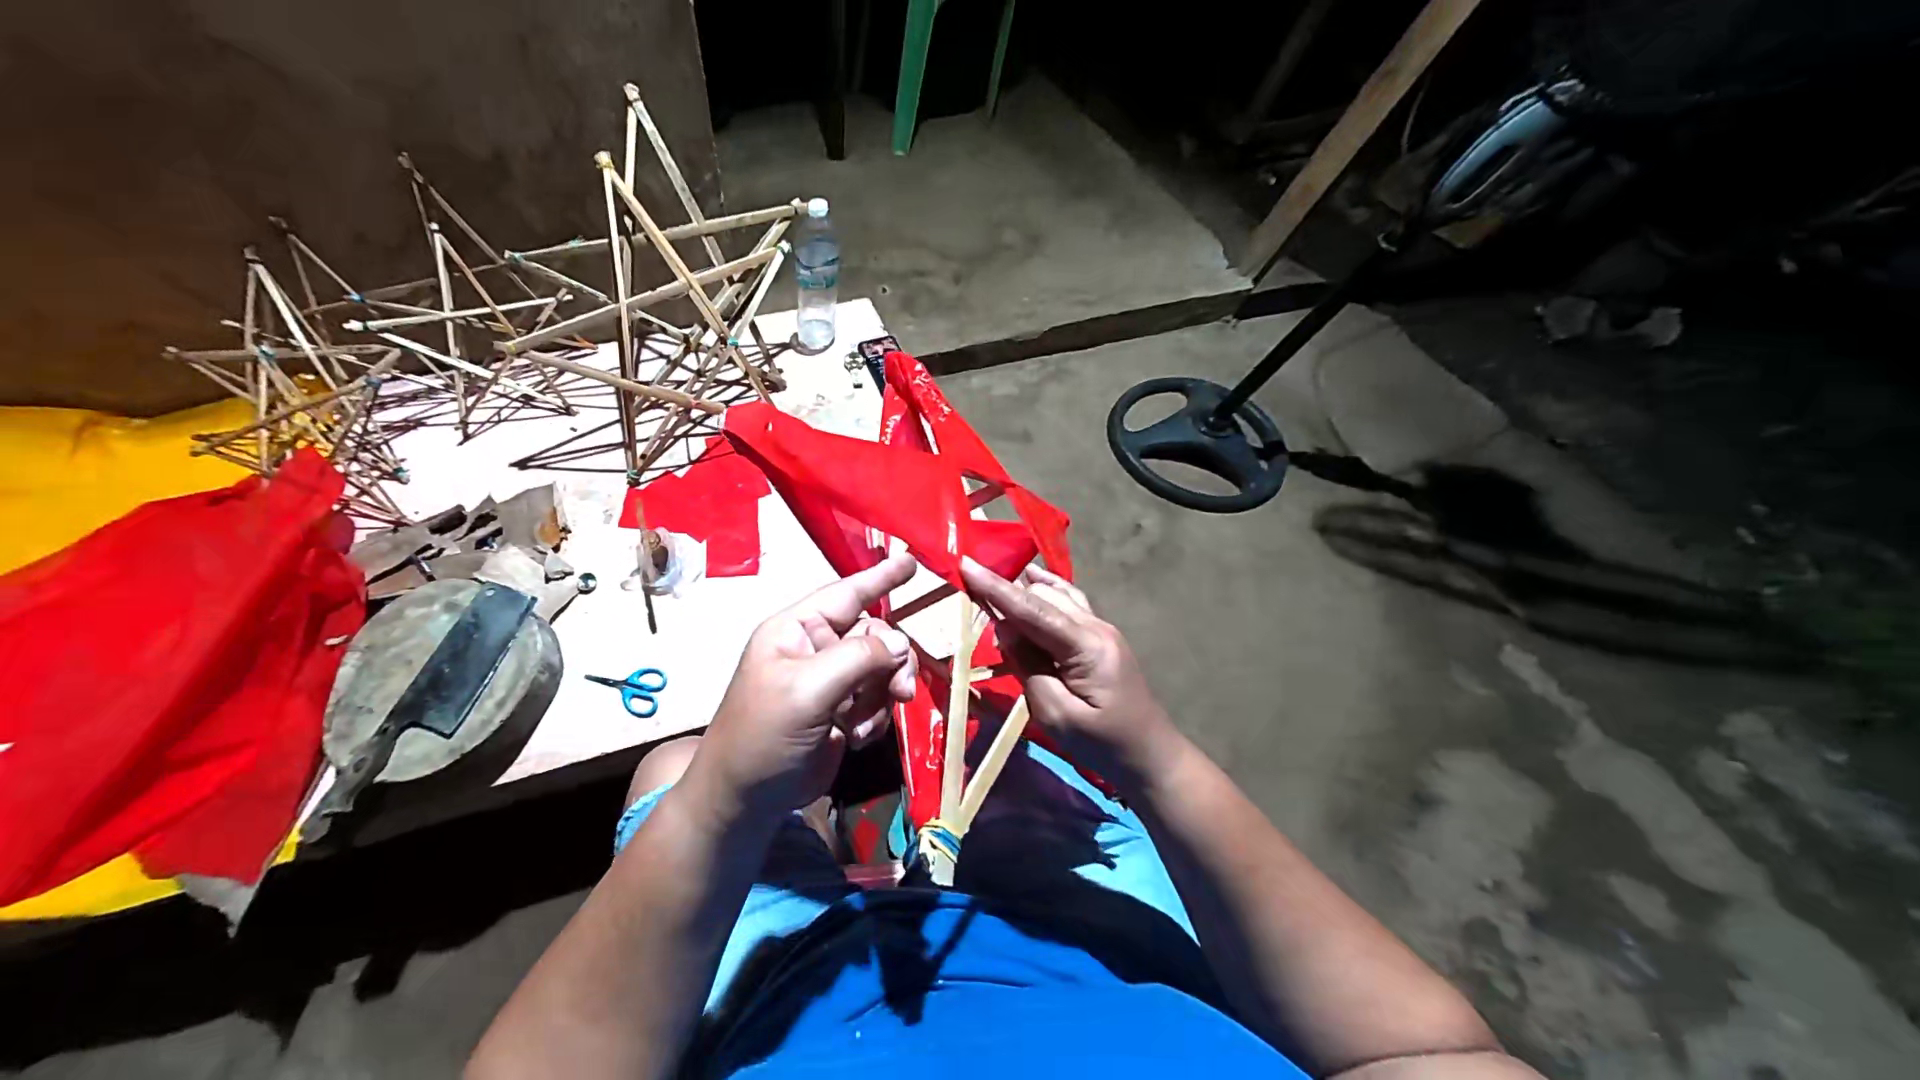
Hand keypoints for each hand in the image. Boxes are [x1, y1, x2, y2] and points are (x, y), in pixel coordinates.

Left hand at [692, 553, 918, 818]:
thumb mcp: (807, 691)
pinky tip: (855, 738)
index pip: (846, 593)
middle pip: (875, 636)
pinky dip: (875, 718)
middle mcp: (816, 648)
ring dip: (882, 697)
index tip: (913, 561)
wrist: (746, 801)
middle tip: (902, 691)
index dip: (880, 578)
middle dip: (891, 662)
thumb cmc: (763, 736)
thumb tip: (902, 642)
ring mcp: (830, 681)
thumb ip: (858, 659)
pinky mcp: (842, 712)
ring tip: (862, 726)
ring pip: (882, 670)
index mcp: (796, 630)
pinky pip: (878, 700)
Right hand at [959, 557, 1180, 791]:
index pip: (1033, 610)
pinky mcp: (1100, 636)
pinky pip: (1070, 602)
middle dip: (1005, 590)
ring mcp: (1101, 628)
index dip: (996, 588)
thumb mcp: (1057, 716)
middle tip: (967, 589)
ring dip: (1023, 589)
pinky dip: (1047, 589)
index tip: (966, 564)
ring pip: (1056, 595)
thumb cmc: (1103, 744)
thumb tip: (1005, 629)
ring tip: (989, 581)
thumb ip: (1028, 668)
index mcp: (1086, 646)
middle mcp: (1096, 627)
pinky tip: (1032, 576)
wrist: (1149, 754)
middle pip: (1043, 597)